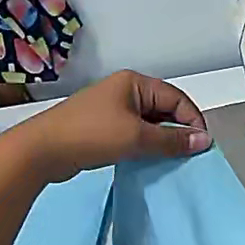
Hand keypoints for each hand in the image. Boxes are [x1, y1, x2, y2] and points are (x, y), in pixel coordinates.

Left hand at [4, 70, 211, 183]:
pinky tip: (150, 161)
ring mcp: (112, 109)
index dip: (192, 120)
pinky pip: (134, 133)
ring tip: (173, 161)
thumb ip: (172, 140)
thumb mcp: (136, 137)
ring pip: (149, 123)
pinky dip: (145, 145)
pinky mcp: (102, 128)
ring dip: (162, 140)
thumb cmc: (91, 135)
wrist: (42, 151)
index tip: (202, 146)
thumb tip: (203, 140)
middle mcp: (125, 91)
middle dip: (178, 131)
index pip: (176, 98)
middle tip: (189, 156)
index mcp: (134, 83)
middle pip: (164, 109)